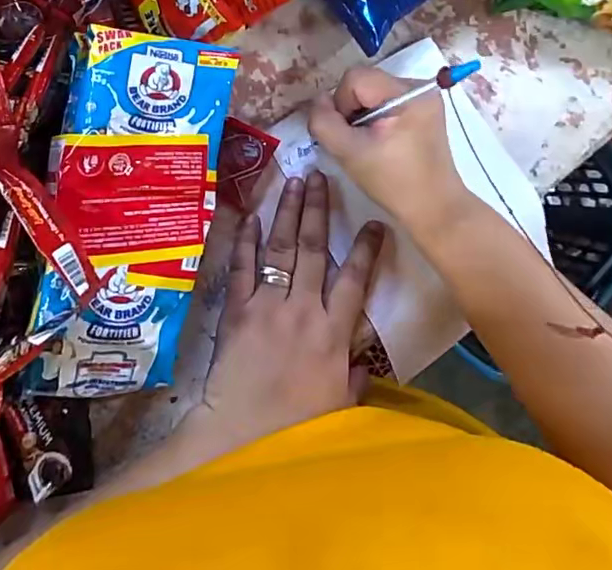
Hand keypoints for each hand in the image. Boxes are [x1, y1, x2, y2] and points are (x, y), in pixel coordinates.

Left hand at [182, 172, 382, 455]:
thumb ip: (354, 380)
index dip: (366, 249)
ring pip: (281, 248)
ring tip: (294, 182)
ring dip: (288, 213)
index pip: (354, 280)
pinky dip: (245, 240)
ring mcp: (267, 304)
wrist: (240, 434)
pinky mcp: (236, 309)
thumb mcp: (338, 407)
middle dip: (318, 210)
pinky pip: (242, 267)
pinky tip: (251, 215)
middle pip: (314, 249)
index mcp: (332, 333)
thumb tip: (364, 364)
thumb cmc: (295, 427)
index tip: (374, 221)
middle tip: (320, 177)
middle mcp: (302, 309)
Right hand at [308, 66, 471, 238]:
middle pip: (365, 82)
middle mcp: (419, 87)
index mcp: (406, 93)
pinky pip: (387, 100)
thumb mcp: (348, 153)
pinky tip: (383, 140)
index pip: (355, 78)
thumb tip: (319, 100)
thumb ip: (324, 122)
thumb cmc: (392, 182)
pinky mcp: (425, 109)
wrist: (434, 208)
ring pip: (373, 91)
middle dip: (352, 109)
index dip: (342, 104)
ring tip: (371, 142)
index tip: (350, 135)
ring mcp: (425, 97)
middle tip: (359, 141)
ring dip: (363, 113)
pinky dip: (377, 117)